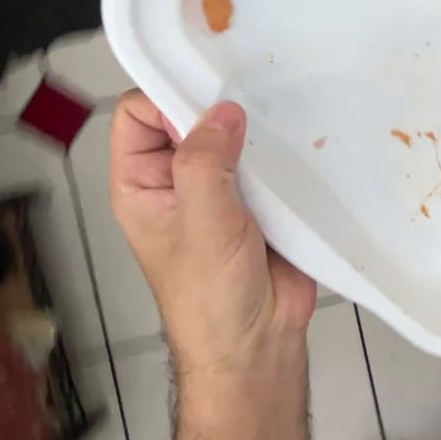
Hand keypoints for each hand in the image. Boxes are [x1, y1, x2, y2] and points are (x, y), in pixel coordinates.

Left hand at [109, 91, 315, 377]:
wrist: (258, 342)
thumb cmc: (211, 298)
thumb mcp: (202, 225)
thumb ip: (205, 164)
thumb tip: (223, 112)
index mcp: (143, 184)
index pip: (138, 115)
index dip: (167, 98)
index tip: (207, 97)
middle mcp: (179, 181)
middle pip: (190, 118)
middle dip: (217, 106)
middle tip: (254, 98)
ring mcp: (223, 190)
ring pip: (233, 137)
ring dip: (255, 130)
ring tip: (283, 118)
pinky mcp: (262, 200)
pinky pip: (268, 161)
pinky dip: (282, 152)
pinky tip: (302, 144)